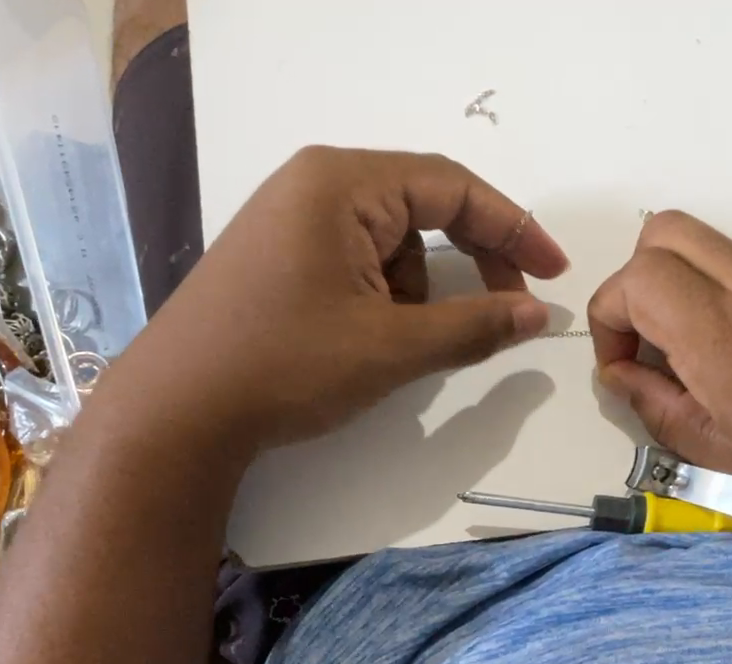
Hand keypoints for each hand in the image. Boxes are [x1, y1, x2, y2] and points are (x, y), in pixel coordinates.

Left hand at [109, 146, 566, 453]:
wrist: (179, 411)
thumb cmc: (286, 366)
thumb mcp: (391, 348)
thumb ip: (473, 326)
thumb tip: (535, 315)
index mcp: (342, 183)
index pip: (452, 187)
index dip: (513, 229)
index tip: (552, 273)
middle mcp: (314, 186)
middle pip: (422, 210)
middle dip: (469, 263)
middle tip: (505, 311)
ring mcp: (290, 221)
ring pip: (391, 245)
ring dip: (419, 292)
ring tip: (400, 345)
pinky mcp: (278, 258)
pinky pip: (356, 264)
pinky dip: (382, 300)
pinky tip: (367, 341)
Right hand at [588, 211, 731, 561]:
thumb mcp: (728, 455)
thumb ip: (659, 408)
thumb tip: (618, 374)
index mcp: (728, 342)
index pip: (637, 279)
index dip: (610, 312)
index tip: (622, 358)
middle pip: (667, 231)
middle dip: (641, 278)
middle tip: (657, 334)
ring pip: (728, 251)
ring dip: (707, 292)